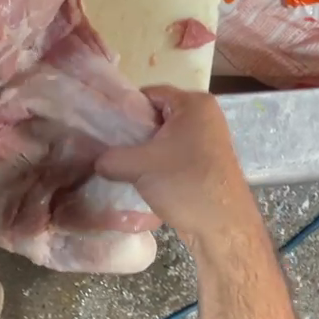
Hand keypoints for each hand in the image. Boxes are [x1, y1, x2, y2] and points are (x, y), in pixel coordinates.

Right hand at [96, 87, 263, 253]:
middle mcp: (205, 115)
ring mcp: (208, 140)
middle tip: (112, 150)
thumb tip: (97, 161)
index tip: (107, 128)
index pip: (150, 94)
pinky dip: (158, 164)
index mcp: (194, 104)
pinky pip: (175, 154)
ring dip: (145, 152)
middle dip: (134, 133)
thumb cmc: (184, 184)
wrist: (221, 224)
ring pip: (165, 138)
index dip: (125, 109)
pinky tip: (143, 180)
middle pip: (158, 116)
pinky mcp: (207, 162)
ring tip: (124, 167)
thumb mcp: (140, 167)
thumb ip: (112, 158)